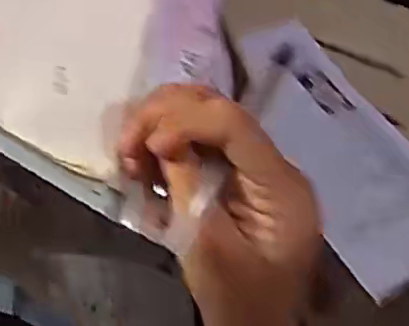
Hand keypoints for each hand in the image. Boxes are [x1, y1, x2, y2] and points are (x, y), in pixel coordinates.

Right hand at [118, 84, 320, 325]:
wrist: (250, 325)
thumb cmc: (234, 295)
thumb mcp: (206, 244)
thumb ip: (186, 183)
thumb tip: (158, 137)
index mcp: (281, 185)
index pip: (231, 122)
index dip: (182, 121)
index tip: (149, 147)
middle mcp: (271, 161)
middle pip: (210, 104)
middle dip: (160, 115)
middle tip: (127, 144)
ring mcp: (251, 160)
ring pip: (195, 107)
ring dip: (154, 122)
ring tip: (130, 153)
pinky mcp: (229, 163)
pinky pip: (189, 125)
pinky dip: (158, 133)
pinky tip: (141, 156)